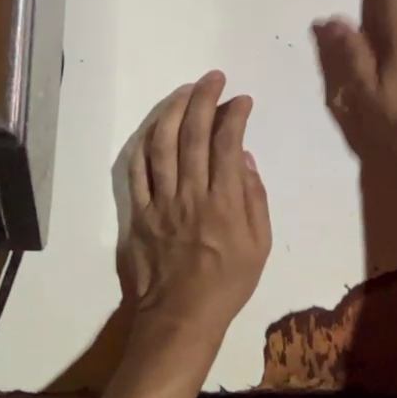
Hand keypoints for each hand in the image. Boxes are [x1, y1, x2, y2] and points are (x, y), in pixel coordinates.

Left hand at [118, 72, 271, 351]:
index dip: (235, 115)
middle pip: (193, 134)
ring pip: (162, 144)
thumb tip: (245, 158)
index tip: (242, 99)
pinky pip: (137, 170)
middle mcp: (191, 194)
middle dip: (204, 98)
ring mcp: (160, 201)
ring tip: (185, 90)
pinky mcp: (137, 212)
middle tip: (213, 78)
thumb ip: (254, 198)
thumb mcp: (259, 245)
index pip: (228, 144)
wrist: (179, 318)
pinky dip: (145, 142)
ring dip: (173, 110)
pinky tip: (155, 125)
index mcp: (224, 202)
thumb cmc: (227, 284)